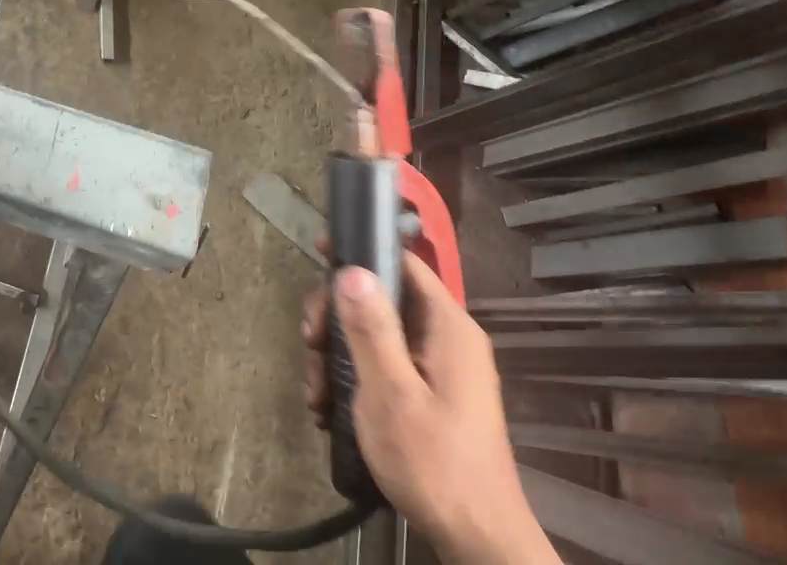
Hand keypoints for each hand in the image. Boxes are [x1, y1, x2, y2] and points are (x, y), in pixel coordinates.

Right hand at [304, 253, 558, 564]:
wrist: (475, 537)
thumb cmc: (433, 462)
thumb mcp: (392, 393)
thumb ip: (372, 330)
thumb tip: (353, 269)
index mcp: (447, 328)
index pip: (404, 262)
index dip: (363, 250)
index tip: (319, 252)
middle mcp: (446, 339)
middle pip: (380, 299)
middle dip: (336, 318)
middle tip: (310, 344)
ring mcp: (438, 368)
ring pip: (374, 334)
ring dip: (336, 355)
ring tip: (316, 394)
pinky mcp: (427, 394)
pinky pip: (382, 365)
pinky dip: (352, 379)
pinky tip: (329, 409)